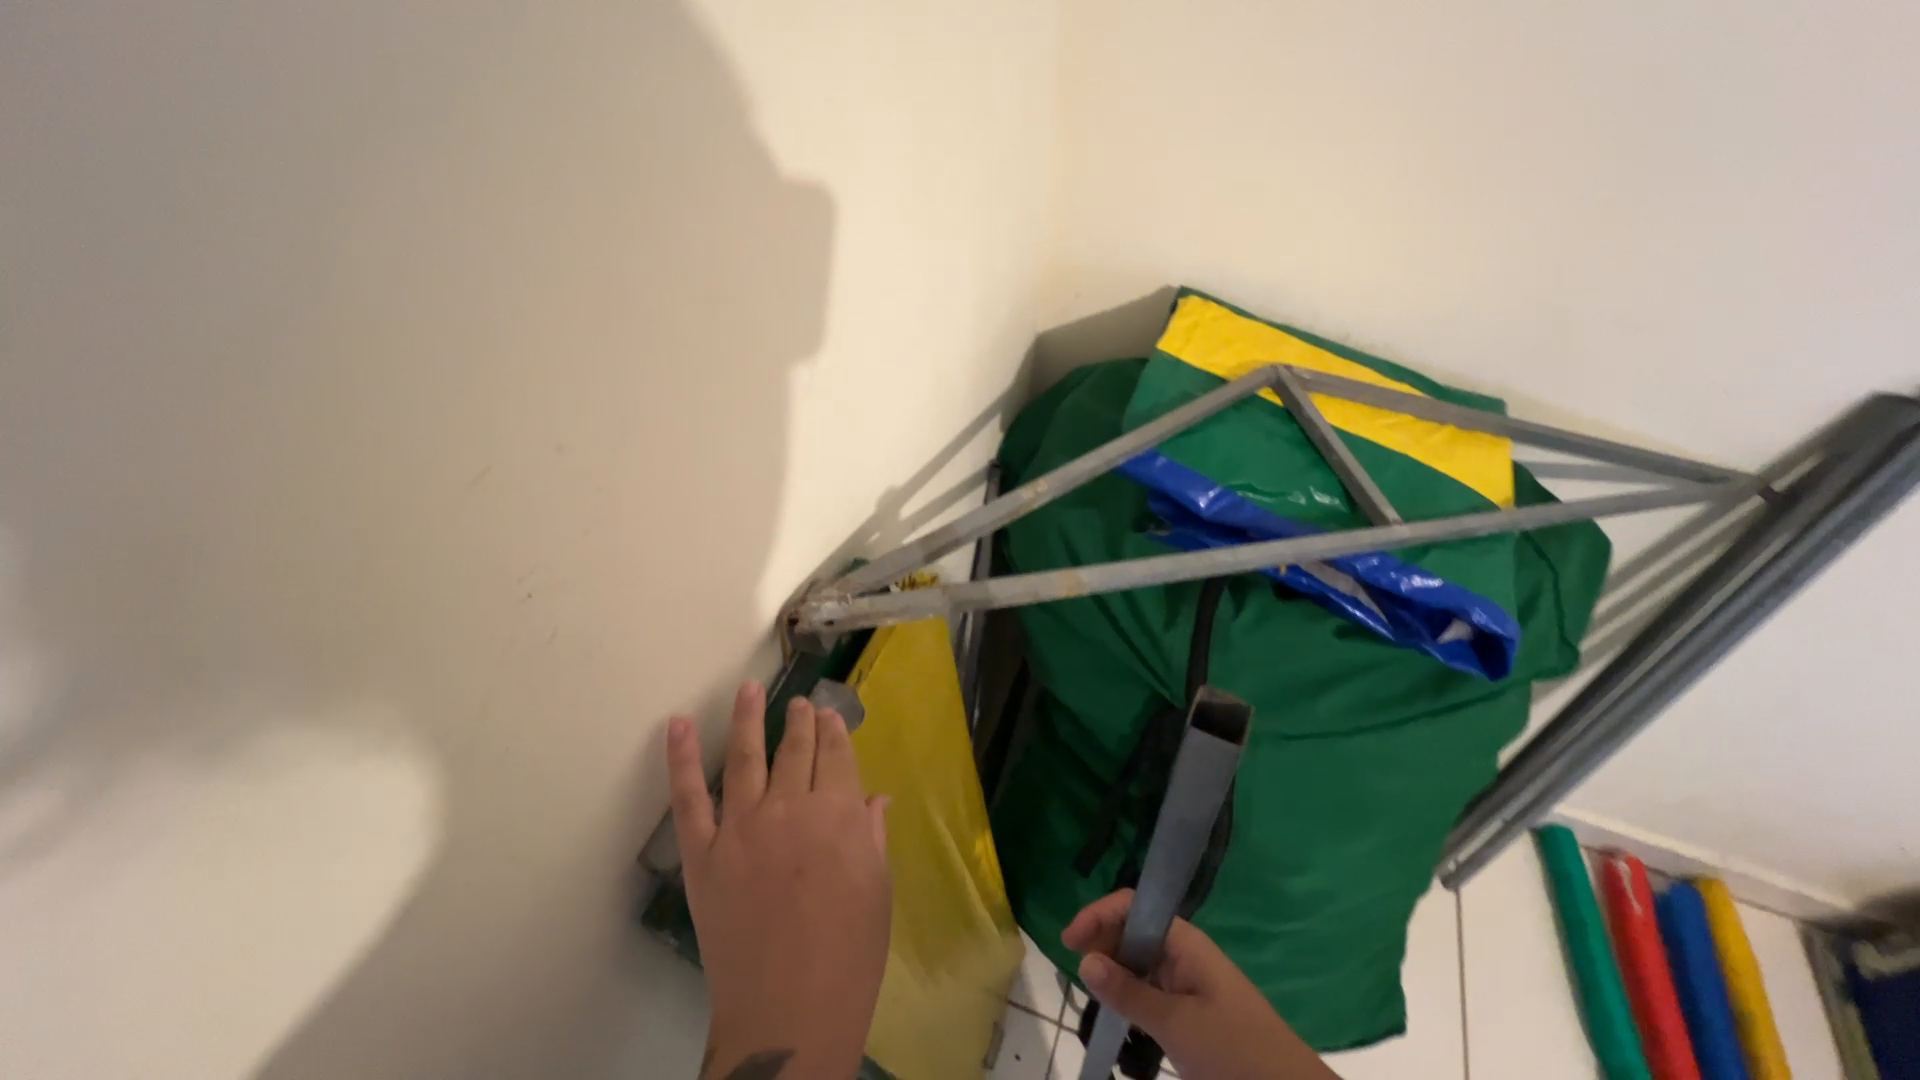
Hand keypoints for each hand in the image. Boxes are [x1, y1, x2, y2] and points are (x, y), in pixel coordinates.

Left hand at [668, 682, 892, 1079]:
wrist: (789, 1009)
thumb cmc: (850, 953)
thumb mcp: (878, 889)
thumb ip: (874, 835)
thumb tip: (876, 800)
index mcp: (841, 814)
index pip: (837, 755)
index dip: (834, 731)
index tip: (830, 715)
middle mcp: (791, 807)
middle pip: (795, 748)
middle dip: (799, 721)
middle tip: (799, 702)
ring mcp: (742, 827)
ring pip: (744, 757)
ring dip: (747, 718)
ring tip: (749, 689)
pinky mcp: (703, 853)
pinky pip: (688, 797)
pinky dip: (678, 758)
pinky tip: (677, 726)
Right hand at [1063, 890, 1339, 1079]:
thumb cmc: (1235, 1049)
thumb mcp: (1176, 1024)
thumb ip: (1129, 992)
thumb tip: (1085, 960)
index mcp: (1185, 942)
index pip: (1133, 906)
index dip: (1098, 914)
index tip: (1068, 942)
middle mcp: (1184, 954)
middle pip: (1132, 933)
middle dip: (1101, 947)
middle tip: (1078, 980)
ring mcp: (1188, 983)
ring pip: (1138, 965)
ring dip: (1114, 977)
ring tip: (1093, 1002)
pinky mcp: (1191, 1011)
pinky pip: (1150, 992)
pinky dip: (1129, 1000)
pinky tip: (1117, 1022)